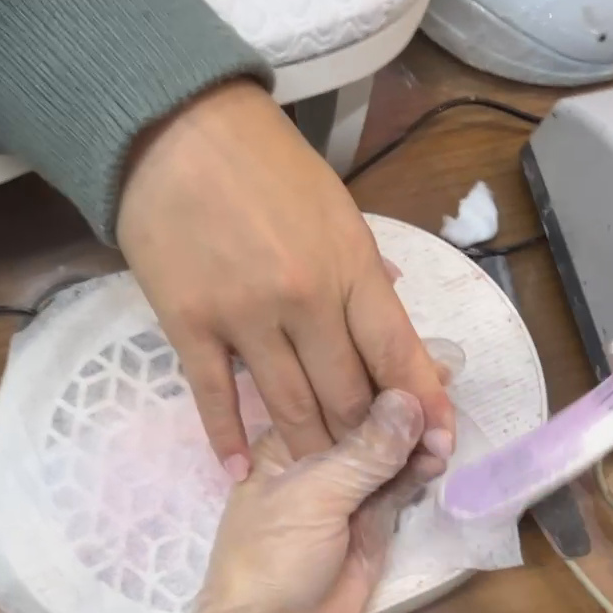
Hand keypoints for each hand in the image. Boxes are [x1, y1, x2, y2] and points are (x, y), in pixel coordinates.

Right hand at [116, 80, 454, 479]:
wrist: (172, 132)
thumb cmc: (261, 162)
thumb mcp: (333, 204)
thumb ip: (361, 264)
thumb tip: (392, 300)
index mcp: (349, 264)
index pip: (397, 352)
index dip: (423, 407)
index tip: (440, 447)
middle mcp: (305, 300)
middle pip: (347, 393)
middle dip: (367, 439)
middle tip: (375, 471)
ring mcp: (245, 318)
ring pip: (289, 406)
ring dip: (310, 448)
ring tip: (320, 479)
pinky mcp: (190, 328)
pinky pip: (214, 397)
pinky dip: (227, 438)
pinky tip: (239, 470)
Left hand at [123, 390, 434, 612]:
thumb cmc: (272, 558)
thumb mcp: (312, 495)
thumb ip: (363, 450)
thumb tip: (409, 399)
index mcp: (282, 445)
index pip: (331, 396)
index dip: (371, 377)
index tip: (416, 358)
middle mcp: (314, 464)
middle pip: (364, 423)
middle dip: (402, 407)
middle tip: (445, 389)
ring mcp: (344, 496)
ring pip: (387, 456)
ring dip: (415, 442)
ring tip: (444, 434)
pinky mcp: (369, 527)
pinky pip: (398, 490)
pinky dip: (416, 474)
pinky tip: (436, 459)